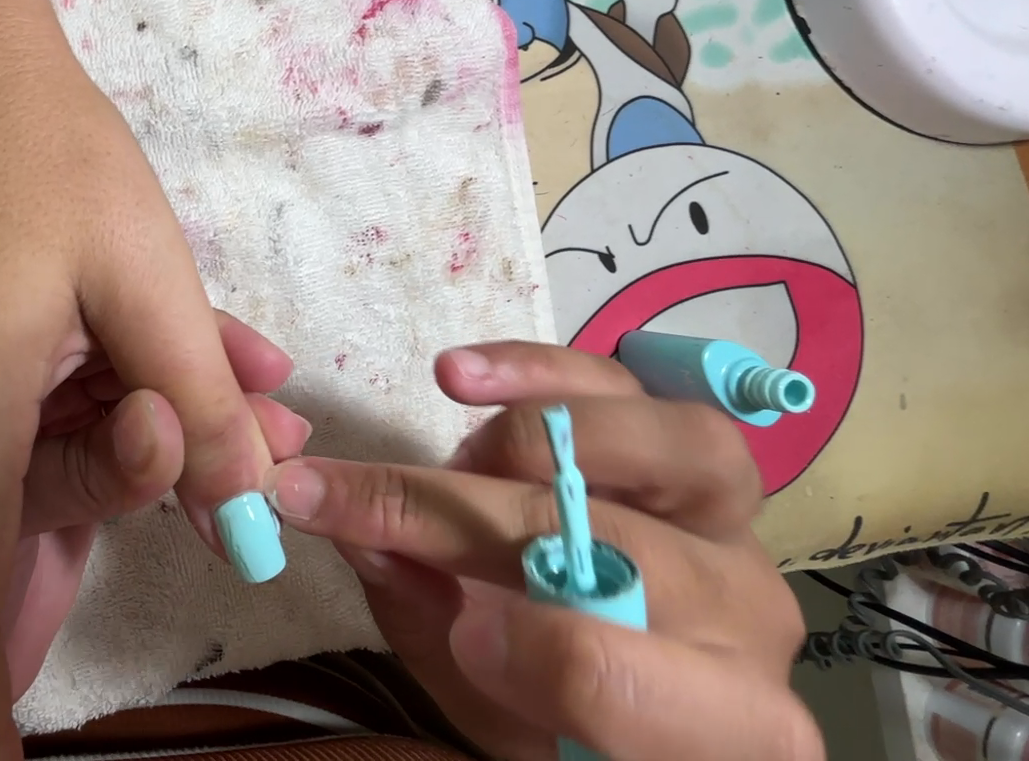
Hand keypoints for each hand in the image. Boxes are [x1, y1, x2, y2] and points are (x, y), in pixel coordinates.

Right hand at [263, 342, 821, 760]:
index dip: (541, 652)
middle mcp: (737, 613)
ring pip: (686, 449)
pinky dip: (538, 371)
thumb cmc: (542, 702)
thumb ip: (421, 615)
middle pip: (619, 549)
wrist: (609, 662)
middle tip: (357, 498)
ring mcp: (722, 520)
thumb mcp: (473, 693)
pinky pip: (628, 388)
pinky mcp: (675, 447)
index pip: (633, 681)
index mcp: (705, 724)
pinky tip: (456, 376)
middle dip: (467, 516)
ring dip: (547, 432)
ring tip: (455, 441)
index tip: (457, 627)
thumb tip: (358, 531)